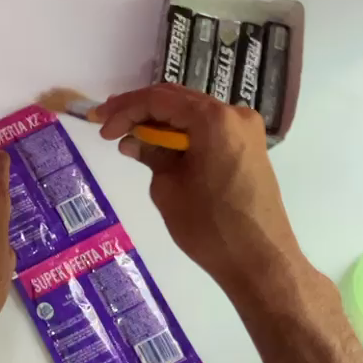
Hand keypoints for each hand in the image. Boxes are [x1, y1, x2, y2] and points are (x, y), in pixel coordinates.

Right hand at [94, 84, 314, 303]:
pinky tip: (158, 145)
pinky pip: (207, 128)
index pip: (158, 100)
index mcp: (213, 119)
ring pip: (192, 113)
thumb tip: (132, 142)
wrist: (261, 262)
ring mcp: (245, 131)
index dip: (125, 110)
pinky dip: (181, 133)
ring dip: (159, 121)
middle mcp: (234, 115)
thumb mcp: (167, 187)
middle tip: (107, 122)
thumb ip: (150, 154)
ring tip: (128, 134)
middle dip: (139, 109)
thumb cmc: (209, 226)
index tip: (101, 128)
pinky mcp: (248, 148)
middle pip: (177, 100)